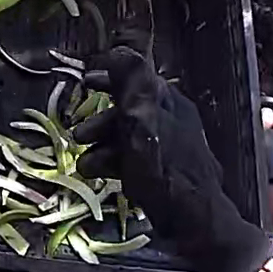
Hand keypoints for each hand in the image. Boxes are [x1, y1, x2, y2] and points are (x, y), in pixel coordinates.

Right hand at [80, 46, 272, 271]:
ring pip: (127, 136)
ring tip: (84, 163)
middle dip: (98, 120)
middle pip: (127, 109)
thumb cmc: (164, 168)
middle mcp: (171, 118)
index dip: (108, 78)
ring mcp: (169, 145)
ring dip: (101, 145)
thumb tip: (118, 49)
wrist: (195, 222)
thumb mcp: (142, 120)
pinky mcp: (165, 170)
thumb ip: (130, 84)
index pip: (136, 78)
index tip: (84, 83)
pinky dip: (113, 162)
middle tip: (77, 134)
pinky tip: (98, 174)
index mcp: (168, 101)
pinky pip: (133, 158)